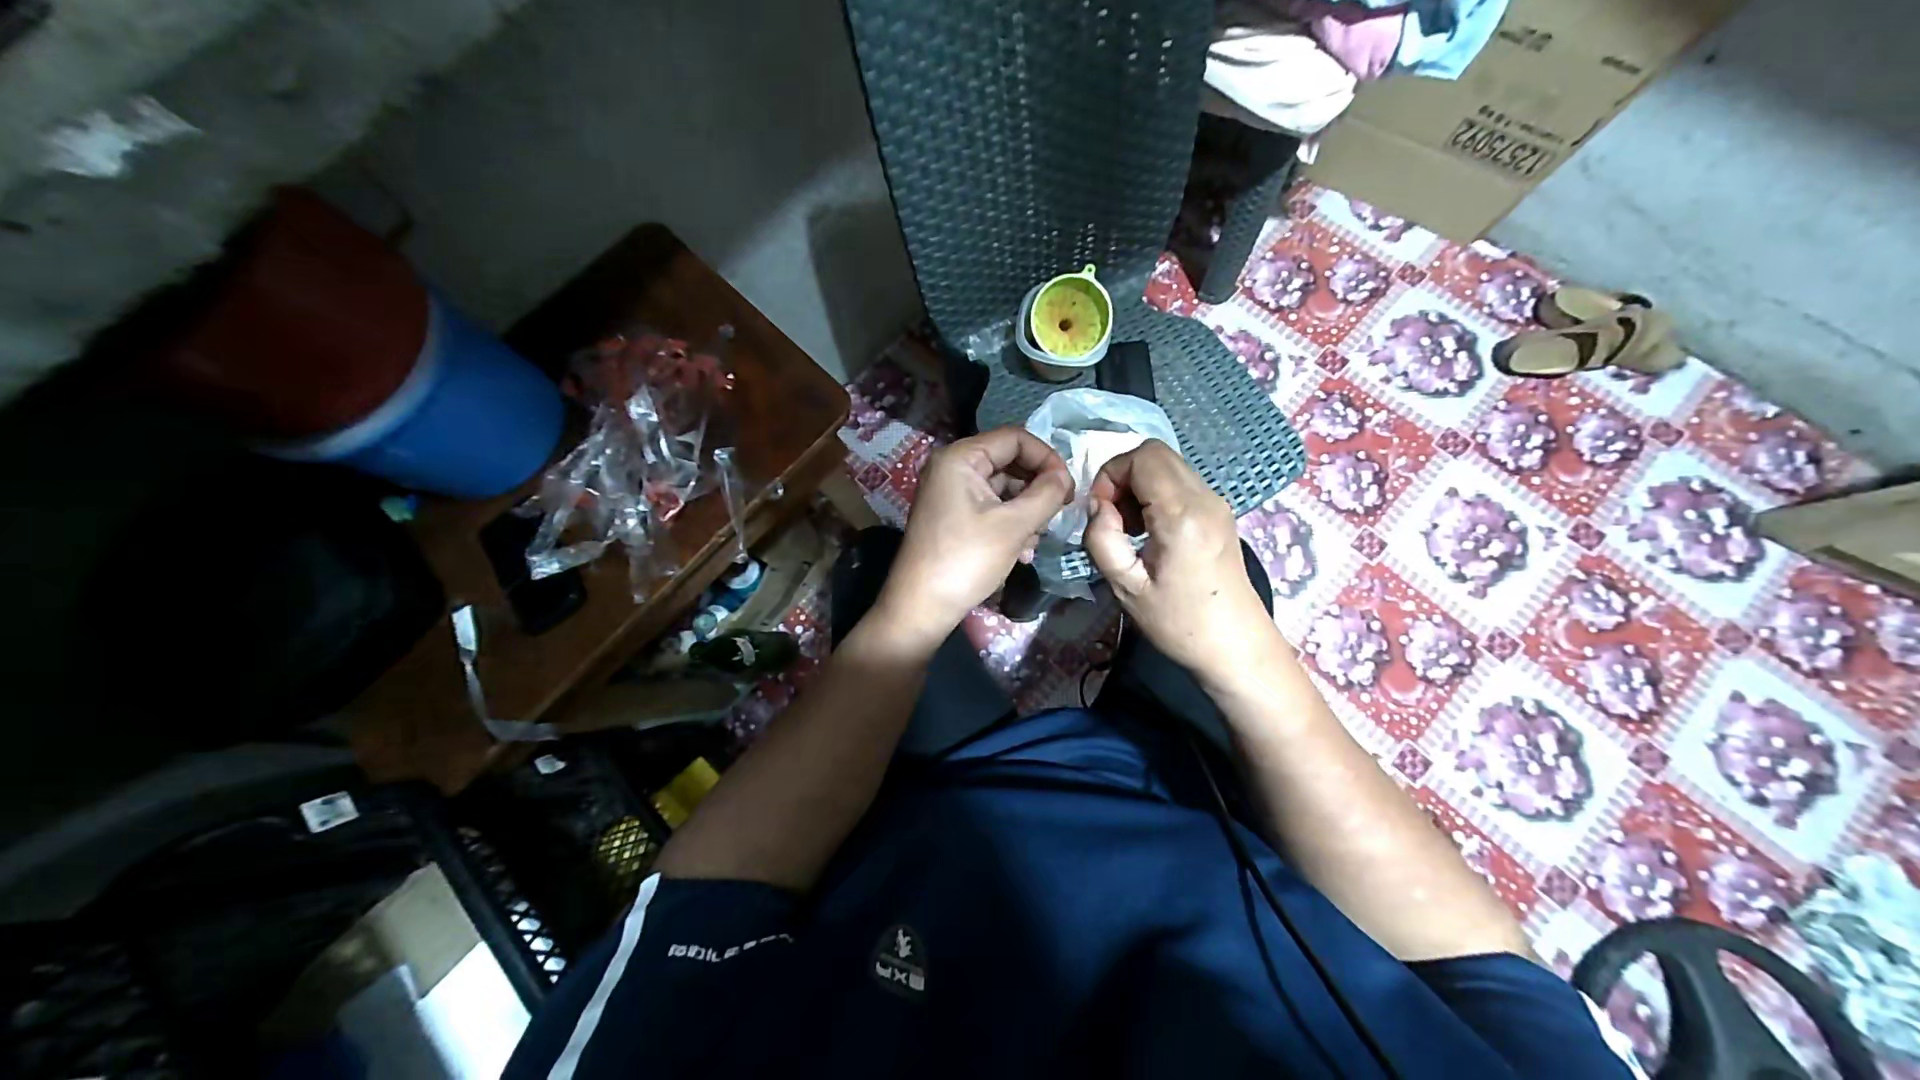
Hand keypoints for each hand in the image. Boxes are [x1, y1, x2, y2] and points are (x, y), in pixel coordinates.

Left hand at [875, 427, 1072, 647]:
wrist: (922, 606)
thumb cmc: (967, 560)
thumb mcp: (1014, 525)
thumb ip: (1046, 494)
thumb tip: (1066, 477)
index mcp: (961, 458)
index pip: (1015, 438)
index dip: (1046, 458)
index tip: (1068, 488)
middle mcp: (952, 467)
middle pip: (1009, 461)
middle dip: (1037, 487)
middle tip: (1059, 512)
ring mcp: (951, 492)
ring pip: (1003, 487)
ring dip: (1027, 510)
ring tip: (1035, 540)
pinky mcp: (953, 515)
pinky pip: (991, 506)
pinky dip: (1011, 522)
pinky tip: (1022, 551)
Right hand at [1083, 440, 1276, 681]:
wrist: (1237, 647)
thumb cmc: (1180, 624)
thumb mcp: (1126, 588)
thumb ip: (1102, 539)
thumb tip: (1097, 506)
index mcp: (1183, 515)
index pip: (1141, 457)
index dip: (1110, 475)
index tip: (1101, 513)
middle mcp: (1205, 498)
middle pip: (1154, 453)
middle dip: (1122, 477)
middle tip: (1113, 519)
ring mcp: (1217, 503)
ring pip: (1167, 466)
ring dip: (1138, 486)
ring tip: (1129, 529)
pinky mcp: (1219, 513)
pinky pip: (1179, 483)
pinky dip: (1155, 495)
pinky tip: (1149, 532)